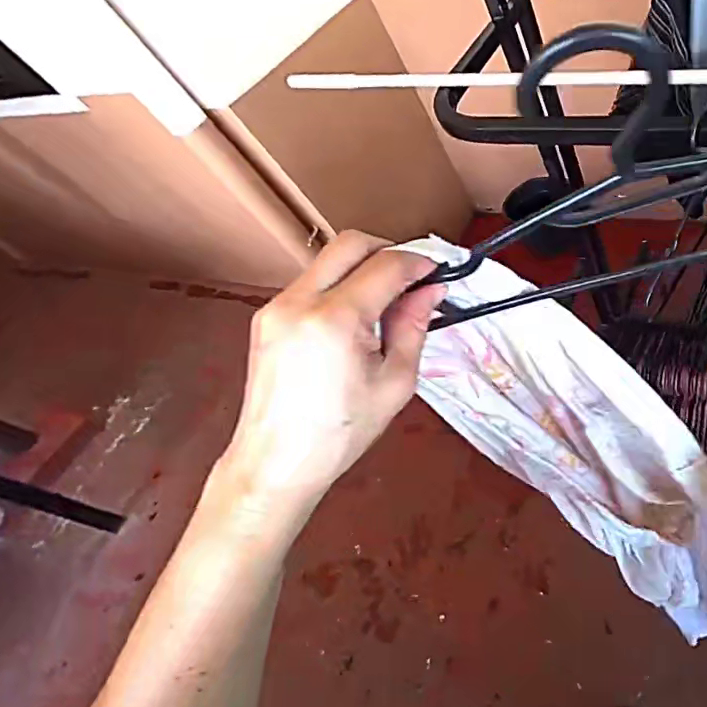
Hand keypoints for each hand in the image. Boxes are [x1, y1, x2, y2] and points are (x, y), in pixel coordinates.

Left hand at [214, 232, 447, 542]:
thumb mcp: (395, 380)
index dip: (419, 263)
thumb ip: (413, 326)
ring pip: (330, 260)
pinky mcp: (268, 316)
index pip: (386, 265)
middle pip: (351, 243)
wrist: (277, 462)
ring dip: (366, 267)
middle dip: (390, 250)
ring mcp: (276, 306)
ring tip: (391, 301)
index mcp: (335, 320)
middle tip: (415, 276)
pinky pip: (314, 282)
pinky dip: (344, 284)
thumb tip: (431, 291)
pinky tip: (362, 314)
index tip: (438, 271)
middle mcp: (299, 303)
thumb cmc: (340, 432)